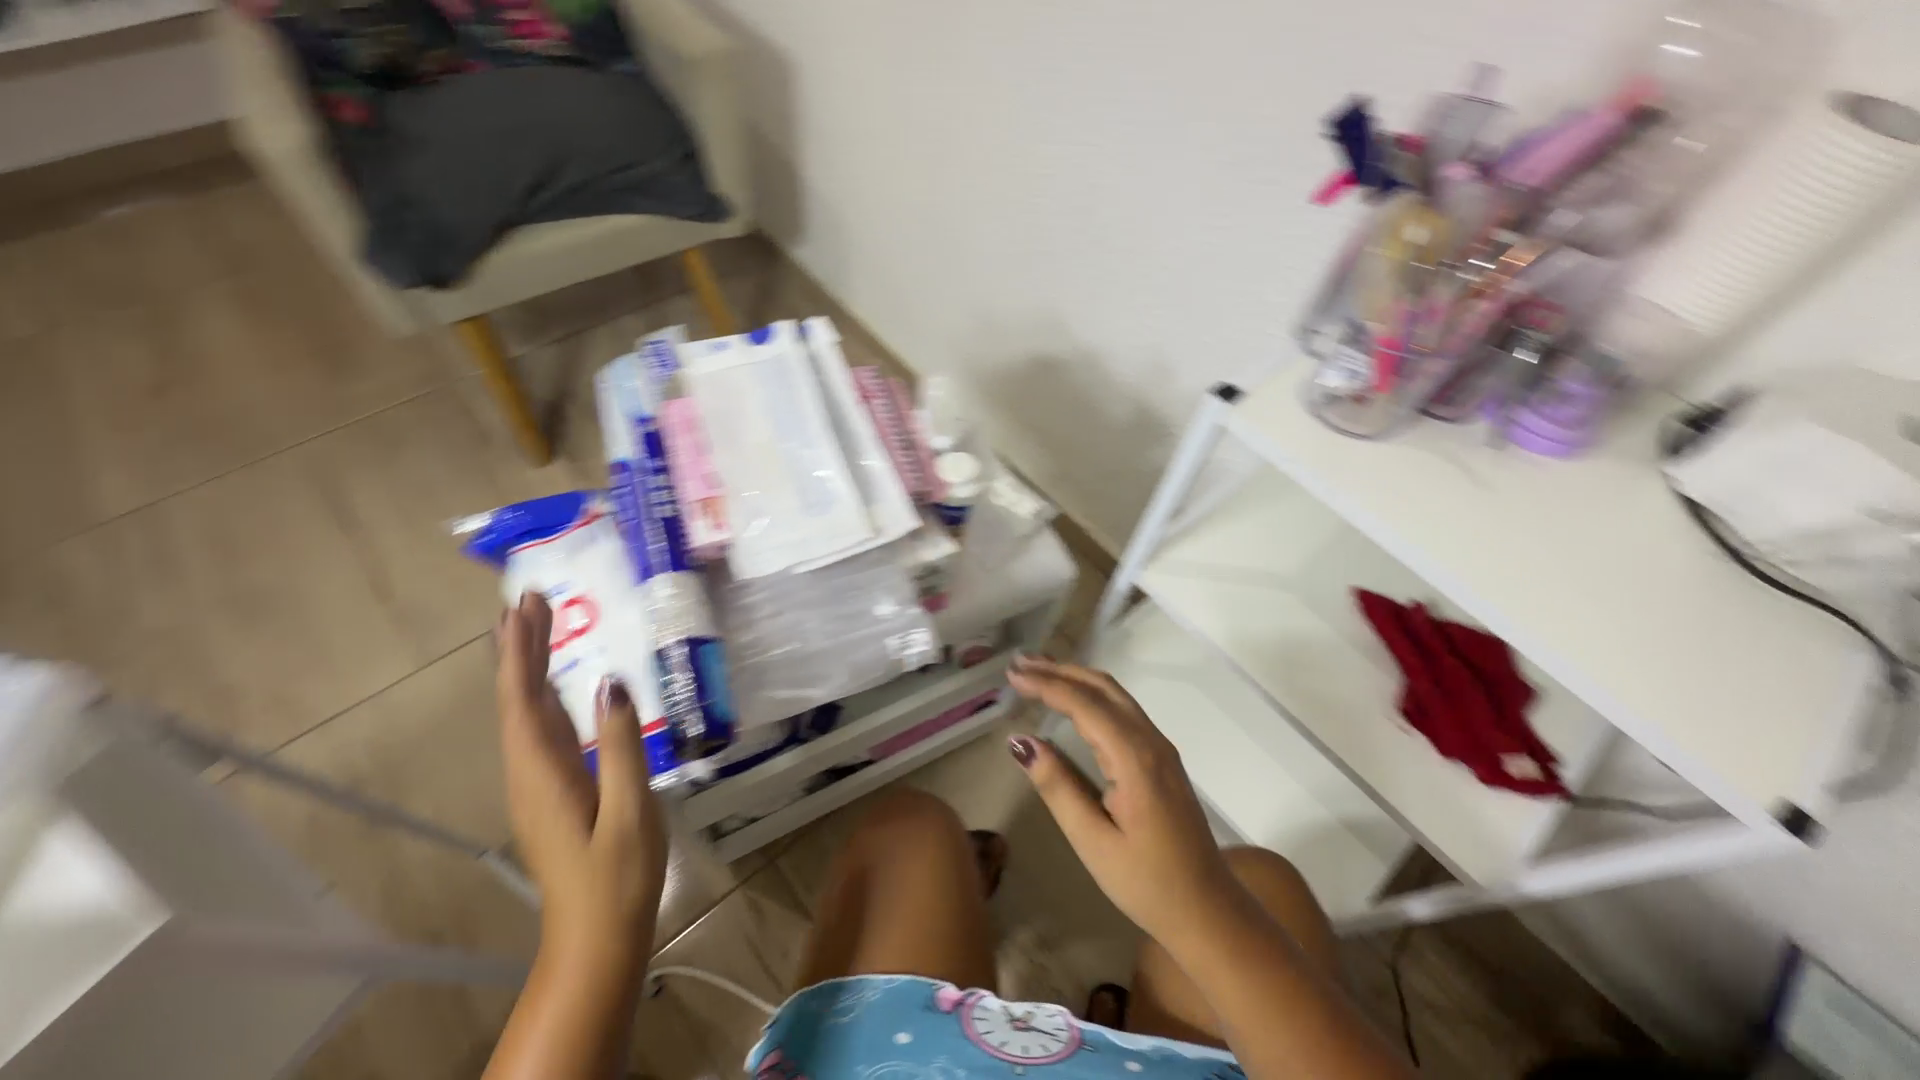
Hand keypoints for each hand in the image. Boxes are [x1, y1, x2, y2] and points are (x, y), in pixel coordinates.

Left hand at [497, 592, 667, 965]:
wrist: (597, 939)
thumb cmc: (618, 878)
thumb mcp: (631, 811)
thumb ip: (621, 746)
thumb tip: (611, 684)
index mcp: (544, 774)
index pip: (524, 700)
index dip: (522, 652)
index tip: (525, 606)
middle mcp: (530, 775)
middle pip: (519, 702)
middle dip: (521, 650)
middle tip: (529, 601)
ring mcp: (538, 788)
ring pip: (527, 716)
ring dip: (529, 670)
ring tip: (535, 629)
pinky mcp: (551, 797)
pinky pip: (540, 734)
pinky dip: (542, 698)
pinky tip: (553, 690)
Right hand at [1006, 655, 1238, 944]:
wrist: (1207, 909)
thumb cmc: (1146, 882)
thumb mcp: (1092, 840)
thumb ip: (1057, 786)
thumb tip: (1021, 742)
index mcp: (1134, 758)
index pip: (1083, 704)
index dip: (1046, 684)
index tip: (1011, 675)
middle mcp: (1152, 742)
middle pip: (1103, 688)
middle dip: (1061, 671)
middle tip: (1020, 665)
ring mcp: (1162, 750)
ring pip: (1117, 697)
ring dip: (1078, 680)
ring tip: (1040, 674)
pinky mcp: (1164, 761)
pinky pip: (1125, 713)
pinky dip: (1094, 698)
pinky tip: (1075, 705)